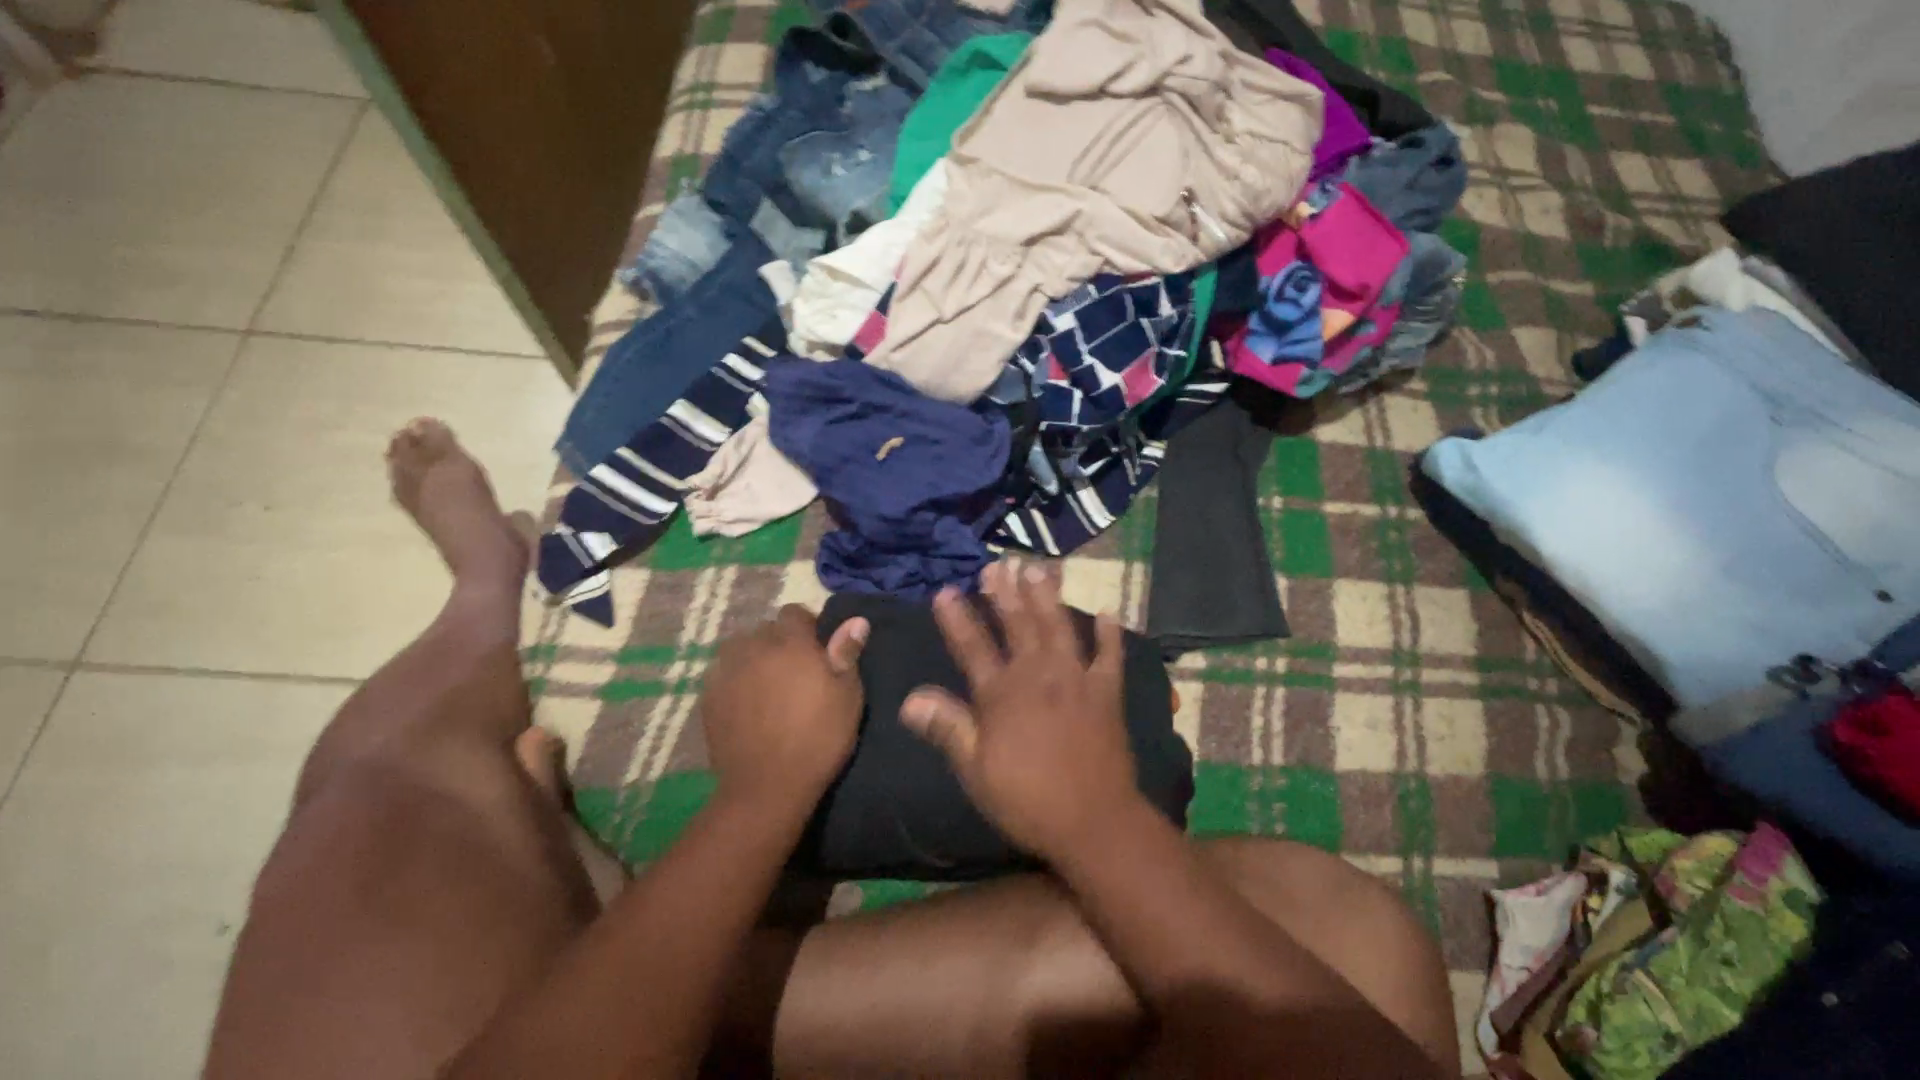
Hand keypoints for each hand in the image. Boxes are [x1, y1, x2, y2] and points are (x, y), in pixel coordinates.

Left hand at [698, 605, 868, 809]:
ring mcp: (726, 671)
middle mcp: (754, 647)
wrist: (767, 786)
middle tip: (794, 673)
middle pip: (766, 631)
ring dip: (754, 659)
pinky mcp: (709, 696)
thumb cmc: (818, 739)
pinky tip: (746, 705)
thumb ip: (847, 654)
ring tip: (766, 686)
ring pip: (740, 650)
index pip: (794, 613)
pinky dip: (735, 681)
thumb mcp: (847, 697)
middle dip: (780, 644)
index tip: (817, 651)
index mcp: (791, 643)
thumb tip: (855, 619)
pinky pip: (723, 675)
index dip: (807, 628)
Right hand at [901, 562, 1142, 861]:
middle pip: (1018, 626)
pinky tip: (1108, 612)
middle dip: (1005, 593)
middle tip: (998, 564)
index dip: (958, 619)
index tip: (946, 591)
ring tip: (1039, 570)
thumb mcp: (975, 770)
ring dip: (1048, 597)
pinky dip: (1109, 634)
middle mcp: (1038, 677)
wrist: (1094, 820)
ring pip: (1059, 628)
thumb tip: (910, 699)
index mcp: (1001, 695)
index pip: (973, 648)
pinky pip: (1109, 656)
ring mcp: (1076, 681)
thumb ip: (947, 728)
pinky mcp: (1107, 694)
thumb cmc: (1027, 799)